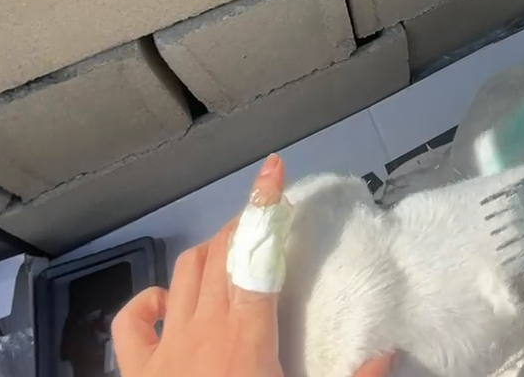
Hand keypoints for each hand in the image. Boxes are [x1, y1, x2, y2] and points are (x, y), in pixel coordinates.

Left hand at [112, 155, 393, 376]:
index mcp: (247, 333)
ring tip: (234, 251)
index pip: (257, 252)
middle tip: (270, 219)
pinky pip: (132, 322)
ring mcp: (165, 348)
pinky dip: (151, 301)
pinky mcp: (138, 371)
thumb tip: (391, 353)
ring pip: (185, 271)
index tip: (274, 167)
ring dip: (211, 252)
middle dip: (246, 223)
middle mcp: (203, 327)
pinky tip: (170, 303)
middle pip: (223, 250)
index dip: (265, 204)